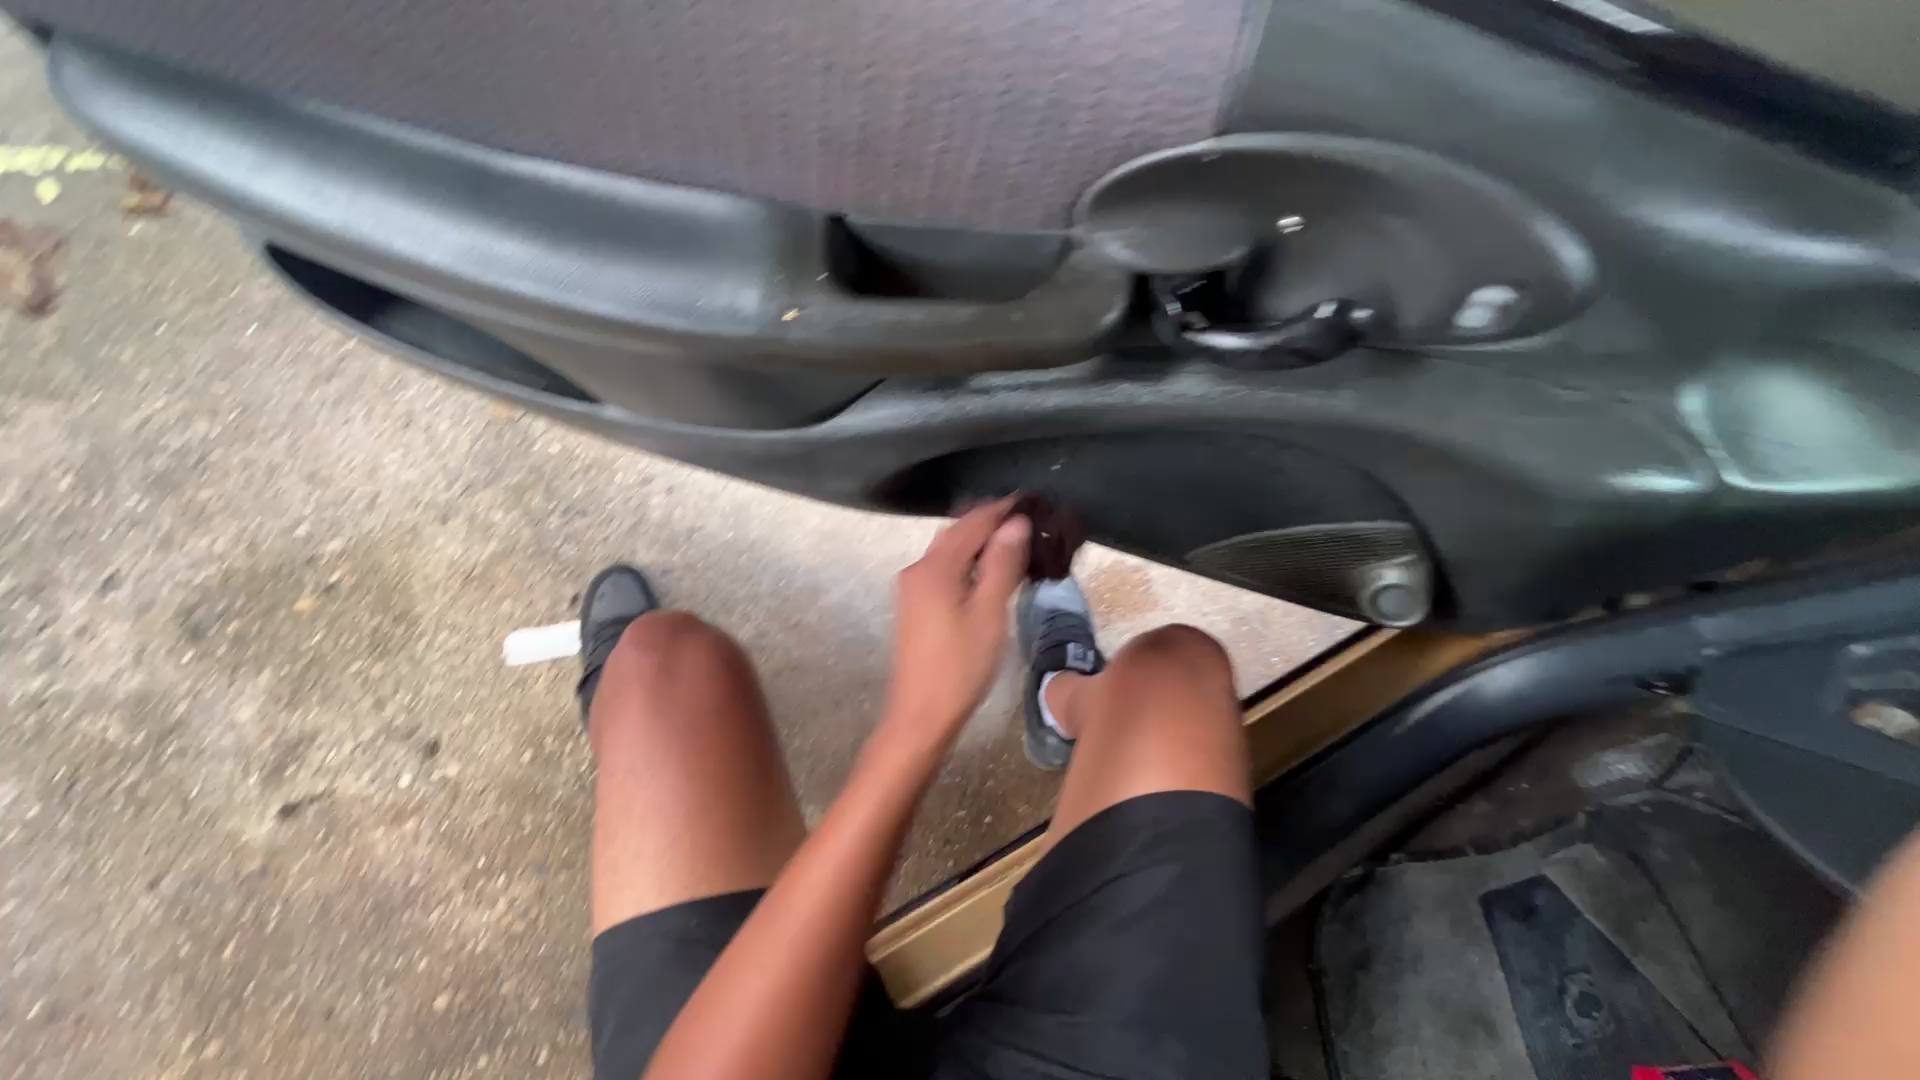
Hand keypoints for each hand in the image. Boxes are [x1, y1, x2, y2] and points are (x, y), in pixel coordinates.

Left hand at [883, 496, 1030, 738]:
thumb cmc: (960, 666)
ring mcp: (913, 589)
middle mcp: (917, 569)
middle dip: (992, 523)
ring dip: (982, 543)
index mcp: (934, 567)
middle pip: (958, 533)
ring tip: (1018, 543)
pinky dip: (970, 563)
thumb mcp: (989, 613)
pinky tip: (993, 572)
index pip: (973, 523)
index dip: (1003, 509)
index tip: (1034, 501)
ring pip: (951, 552)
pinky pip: (946, 570)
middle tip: (1031, 521)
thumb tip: (1015, 523)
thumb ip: (1002, 564)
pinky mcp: (917, 606)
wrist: (921, 715)